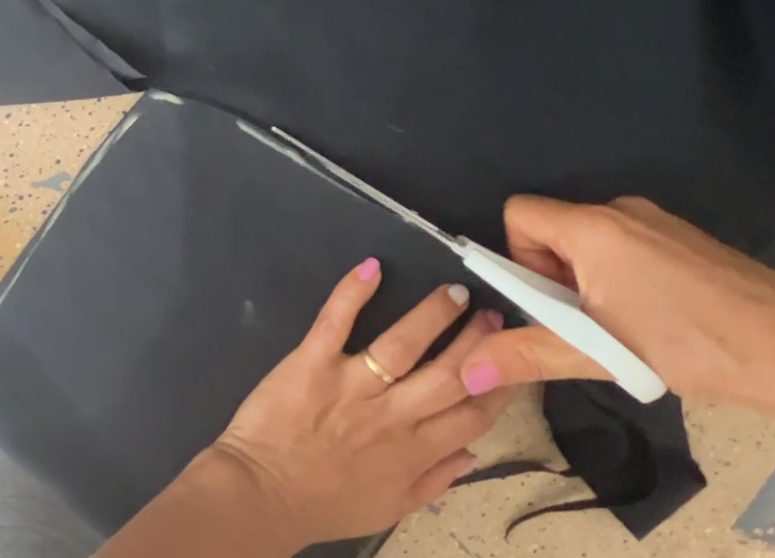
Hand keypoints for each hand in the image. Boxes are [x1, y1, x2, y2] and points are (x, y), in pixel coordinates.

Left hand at [194, 259, 518, 549]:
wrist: (262, 494)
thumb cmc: (325, 502)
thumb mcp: (392, 507)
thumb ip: (435, 480)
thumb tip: (473, 452)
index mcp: (415, 450)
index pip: (472, 413)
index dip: (498, 382)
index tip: (512, 357)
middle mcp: (391, 415)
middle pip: (448, 372)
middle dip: (476, 341)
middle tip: (490, 311)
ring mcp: (351, 384)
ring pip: (402, 343)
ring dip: (432, 315)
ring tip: (453, 291)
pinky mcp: (312, 363)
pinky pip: (336, 321)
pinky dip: (353, 293)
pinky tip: (371, 268)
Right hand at [455, 195, 774, 417]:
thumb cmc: (691, 345)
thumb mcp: (600, 353)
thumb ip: (528, 354)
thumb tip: (467, 370)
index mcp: (591, 226)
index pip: (519, 213)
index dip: (519, 256)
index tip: (552, 302)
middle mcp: (621, 209)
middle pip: (555, 229)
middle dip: (556, 275)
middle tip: (590, 324)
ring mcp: (660, 222)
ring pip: (594, 242)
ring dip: (592, 280)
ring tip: (629, 328)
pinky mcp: (689, 240)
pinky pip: (631, 247)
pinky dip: (628, 278)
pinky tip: (664, 322)